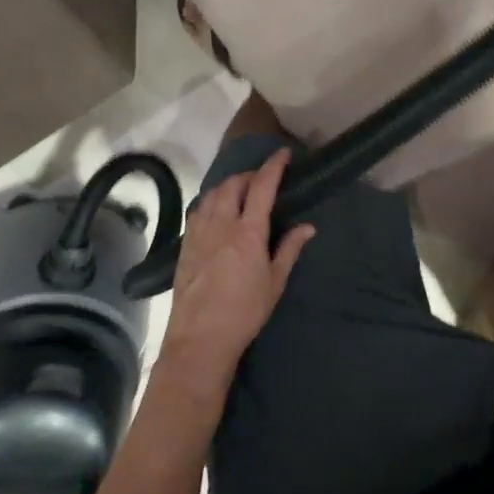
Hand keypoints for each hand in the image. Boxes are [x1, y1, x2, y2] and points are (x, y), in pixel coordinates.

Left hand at [157, 150, 314, 395]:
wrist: (200, 339)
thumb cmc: (244, 312)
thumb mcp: (274, 283)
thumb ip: (289, 249)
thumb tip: (308, 227)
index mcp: (248, 231)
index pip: (261, 186)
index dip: (273, 166)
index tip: (283, 154)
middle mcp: (221, 223)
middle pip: (232, 184)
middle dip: (249, 175)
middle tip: (262, 180)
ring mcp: (199, 232)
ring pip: (212, 195)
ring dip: (228, 186)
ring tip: (240, 192)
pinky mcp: (185, 245)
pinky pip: (198, 210)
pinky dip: (211, 201)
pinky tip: (216, 211)